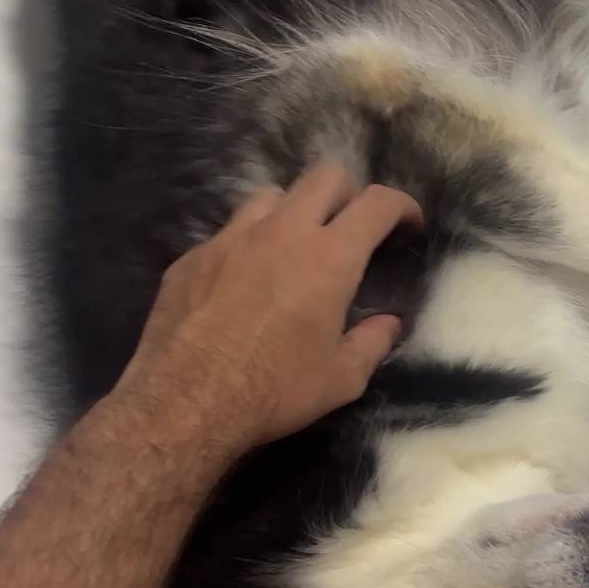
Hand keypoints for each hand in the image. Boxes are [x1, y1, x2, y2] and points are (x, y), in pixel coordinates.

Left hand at [112, 164, 422, 452]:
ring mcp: (229, 242)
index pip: (378, 203)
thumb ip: (374, 341)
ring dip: (295, 210)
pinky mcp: (189, 261)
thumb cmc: (275, 390)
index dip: (403, 205)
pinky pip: (229, 232)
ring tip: (297, 245)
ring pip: (272, 195)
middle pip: (324, 177)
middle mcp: (282, 235)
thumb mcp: (345, 376)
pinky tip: (248, 280)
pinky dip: (250, 243)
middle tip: (353, 228)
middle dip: (350, 194)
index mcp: (330, 258)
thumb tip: (388, 325)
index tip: (409, 225)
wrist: (178, 410)